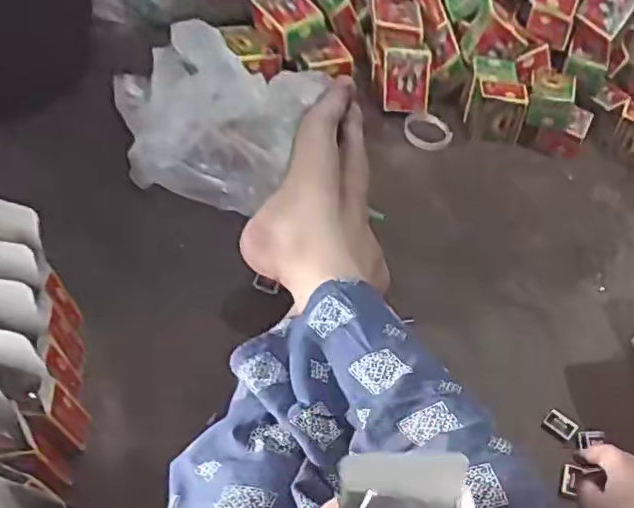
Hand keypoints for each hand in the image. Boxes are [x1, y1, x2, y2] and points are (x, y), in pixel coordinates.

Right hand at [239, 77, 389, 310]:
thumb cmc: (291, 251)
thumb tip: (279, 242)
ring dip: (356, 185)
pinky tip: (348, 249)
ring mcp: (365, 230)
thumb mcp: (259, 237)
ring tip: (349, 181)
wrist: (332, 294)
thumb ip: (270, 228)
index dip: (330, 107)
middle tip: (354, 114)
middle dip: (352, 131)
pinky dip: (355, 239)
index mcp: (315, 173)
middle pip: (354, 155)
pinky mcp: (374, 262)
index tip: (341, 88)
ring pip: (362, 199)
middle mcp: (347, 195)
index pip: (322, 130)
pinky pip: (363, 243)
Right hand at [573, 444, 633, 507]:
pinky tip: (614, 496)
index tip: (576, 457)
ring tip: (598, 483)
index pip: (605, 450)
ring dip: (614, 474)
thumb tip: (586, 480)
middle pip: (620, 458)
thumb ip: (584, 486)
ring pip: (629, 471)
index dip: (589, 452)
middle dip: (603, 461)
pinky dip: (623, 484)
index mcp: (623, 466)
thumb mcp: (589, 505)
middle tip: (586, 468)